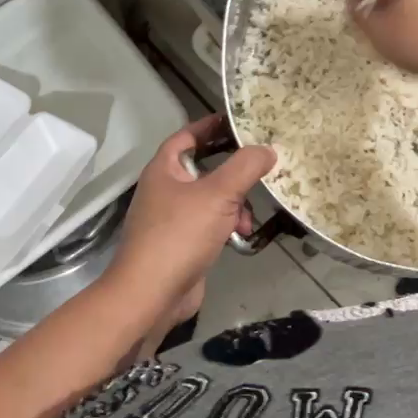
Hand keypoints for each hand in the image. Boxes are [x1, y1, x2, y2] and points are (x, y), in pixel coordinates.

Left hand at [104, 115, 275, 317]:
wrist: (150, 296)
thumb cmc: (179, 236)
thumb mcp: (218, 195)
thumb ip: (245, 167)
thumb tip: (267, 149)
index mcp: (164, 169)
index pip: (188, 135)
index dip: (212, 125)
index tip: (241, 121)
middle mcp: (165, 189)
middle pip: (204, 167)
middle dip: (233, 169)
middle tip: (260, 164)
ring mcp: (171, 218)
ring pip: (211, 197)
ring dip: (234, 202)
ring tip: (249, 216)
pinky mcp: (181, 244)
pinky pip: (210, 223)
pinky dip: (227, 224)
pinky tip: (241, 236)